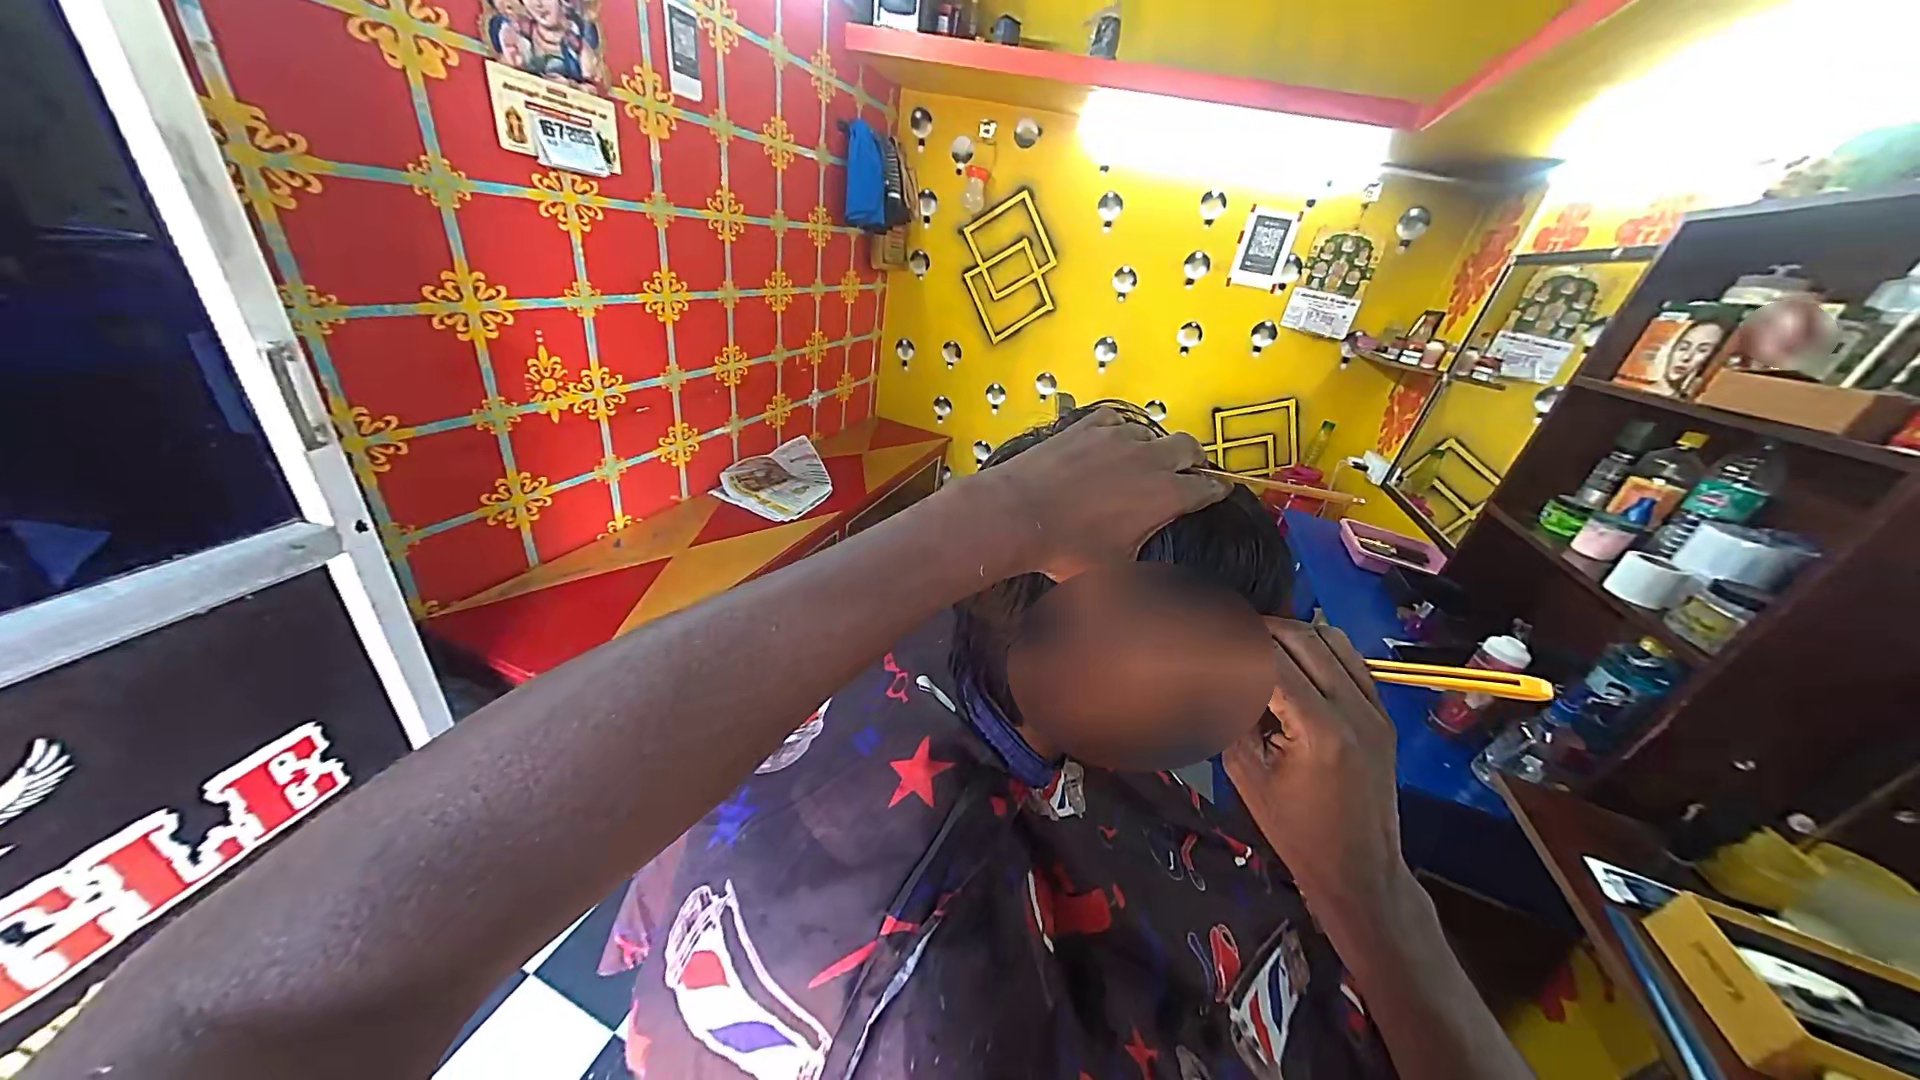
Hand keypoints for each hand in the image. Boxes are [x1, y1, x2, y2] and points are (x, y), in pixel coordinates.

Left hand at [965, 408, 1229, 579]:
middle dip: (1193, 460)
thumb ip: (1142, 569)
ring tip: (1143, 461)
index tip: (1213, 492)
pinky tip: (1110, 443)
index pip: (1209, 486)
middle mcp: (1149, 459)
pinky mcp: (1088, 426)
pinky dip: (1119, 431)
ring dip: (1155, 445)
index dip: (1214, 490)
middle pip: (1190, 447)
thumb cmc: (1065, 547)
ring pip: (1153, 432)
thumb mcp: (1115, 569)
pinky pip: (1116, 420)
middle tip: (1187, 471)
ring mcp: (1118, 437)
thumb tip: (1147, 593)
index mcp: (1165, 495)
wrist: (1020, 514)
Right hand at [1224, 619, 1408, 908]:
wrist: (1360, 870)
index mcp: (1319, 730)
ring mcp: (1375, 709)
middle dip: (1257, 630)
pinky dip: (1317, 647)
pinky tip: (1291, 659)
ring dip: (1289, 633)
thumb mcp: (1245, 771)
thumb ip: (1231, 714)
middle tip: (1223, 637)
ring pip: (1330, 638)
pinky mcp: (1382, 713)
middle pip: (1301, 638)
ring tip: (1256, 644)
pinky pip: (1350, 659)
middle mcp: (1354, 710)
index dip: (1231, 644)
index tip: (1204, 638)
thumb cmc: (1295, 830)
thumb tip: (1212, 672)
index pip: (1269, 660)